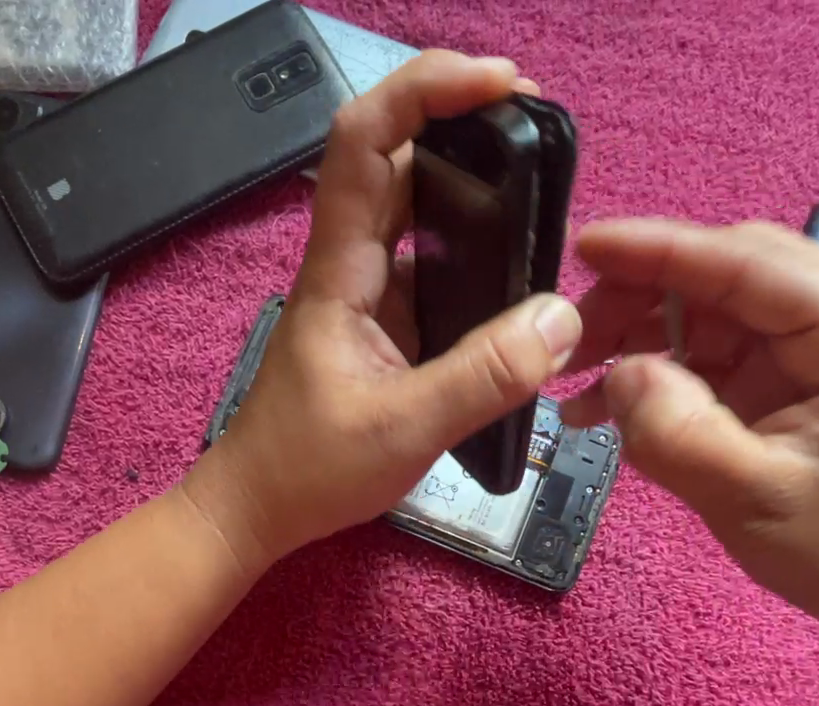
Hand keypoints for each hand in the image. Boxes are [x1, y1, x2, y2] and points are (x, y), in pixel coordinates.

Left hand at [180, 52, 581, 569]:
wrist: (258, 507)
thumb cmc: (308, 470)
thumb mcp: (402, 430)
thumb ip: (482, 378)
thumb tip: (561, 320)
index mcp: (339, 273)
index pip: (364, 144)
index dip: (425, 91)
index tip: (501, 85)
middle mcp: (350, 268)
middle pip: (395, 163)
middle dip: (462, 127)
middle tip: (539, 133)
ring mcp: (364, 296)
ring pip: (415, 216)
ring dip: (472, 191)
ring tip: (542, 197)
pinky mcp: (379, 328)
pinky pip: (429, 269)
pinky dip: (472, 256)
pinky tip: (514, 275)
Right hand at [562, 219, 818, 697]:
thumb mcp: (756, 501)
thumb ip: (679, 435)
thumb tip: (618, 374)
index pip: (753, 265)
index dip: (664, 250)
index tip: (586, 245)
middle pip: (729, 277)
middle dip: (642, 296)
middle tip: (570, 342)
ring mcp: (817, 354)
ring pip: (711, 313)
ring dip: (639, 335)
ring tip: (573, 379)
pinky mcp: (791, 383)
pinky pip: (711, 358)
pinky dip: (655, 374)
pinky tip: (603, 407)